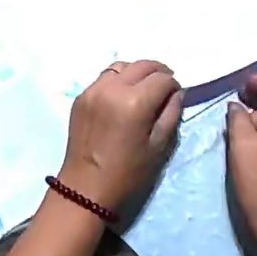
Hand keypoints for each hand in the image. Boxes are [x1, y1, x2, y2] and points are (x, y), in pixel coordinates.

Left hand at [59, 60, 183, 208]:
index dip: (174, 85)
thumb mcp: (159, 146)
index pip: (163, 78)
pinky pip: (104, 78)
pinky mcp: (80, 97)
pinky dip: (118, 81)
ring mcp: (93, 90)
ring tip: (143, 89)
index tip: (176, 97)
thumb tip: (176, 93)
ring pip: (121, 66)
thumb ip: (171, 113)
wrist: (85, 189)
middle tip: (165, 88)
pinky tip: (122, 98)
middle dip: (158, 73)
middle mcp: (112, 88)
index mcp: (135, 102)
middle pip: (142, 65)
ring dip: (137, 73)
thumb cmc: (128, 173)